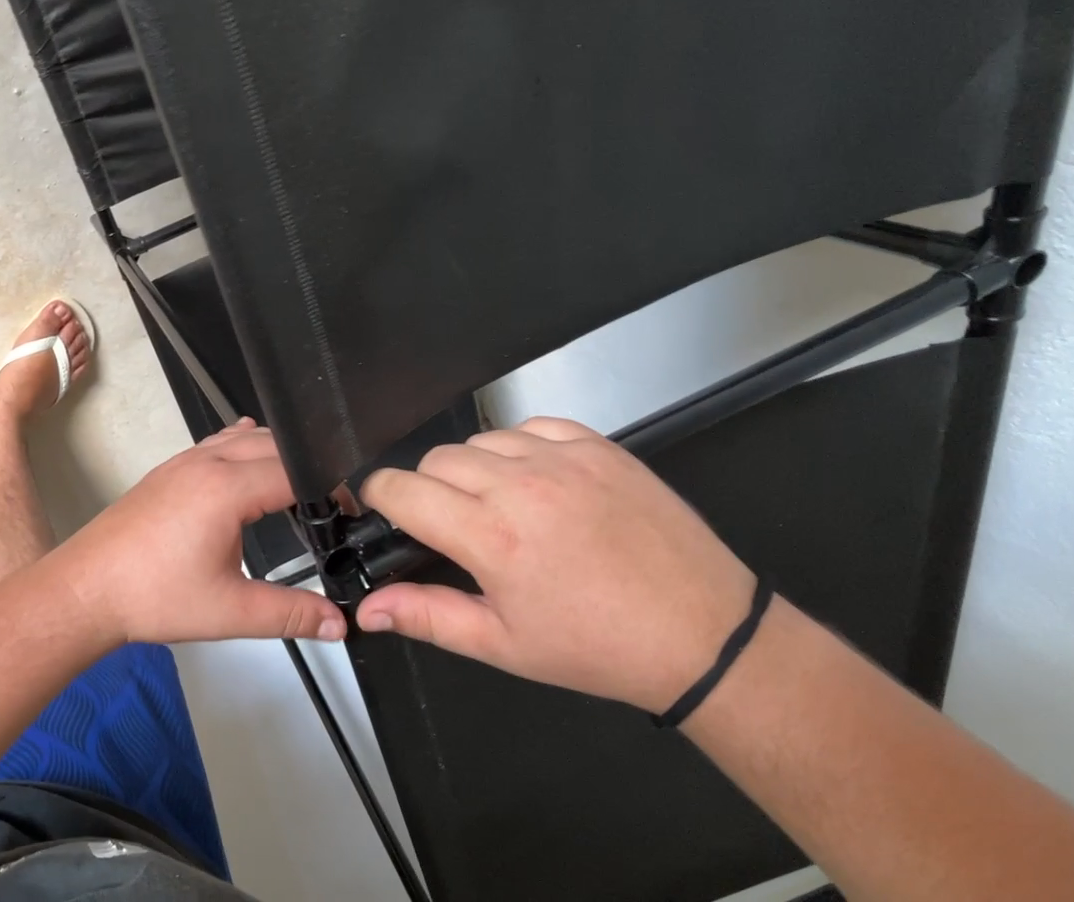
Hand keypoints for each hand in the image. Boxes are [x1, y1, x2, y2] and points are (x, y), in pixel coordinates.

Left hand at [48, 420, 345, 645]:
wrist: (86, 589)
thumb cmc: (152, 596)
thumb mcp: (229, 611)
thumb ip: (290, 614)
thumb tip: (337, 623)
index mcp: (227, 488)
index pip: (296, 470)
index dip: (331, 487)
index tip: (350, 511)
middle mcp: (206, 463)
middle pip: (273, 445)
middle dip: (308, 467)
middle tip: (332, 505)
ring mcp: (183, 462)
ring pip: (243, 439)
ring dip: (274, 454)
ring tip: (299, 486)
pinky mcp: (167, 471)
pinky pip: (215, 444)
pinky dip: (241, 446)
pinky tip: (248, 453)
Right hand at [356, 417, 755, 712]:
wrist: (706, 635)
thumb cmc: (597, 647)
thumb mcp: (503, 644)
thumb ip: (427, 616)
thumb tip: (366, 609)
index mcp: (491, 537)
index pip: (401, 488)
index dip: (378, 498)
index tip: (385, 513)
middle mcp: (522, 487)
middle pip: (435, 460)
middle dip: (428, 489)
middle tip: (454, 527)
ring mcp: (565, 460)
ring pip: (481, 440)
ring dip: (474, 468)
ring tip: (499, 506)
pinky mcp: (600, 447)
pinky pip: (533, 426)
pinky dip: (521, 448)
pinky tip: (537, 483)